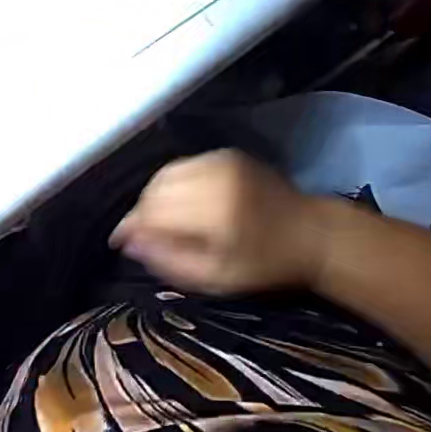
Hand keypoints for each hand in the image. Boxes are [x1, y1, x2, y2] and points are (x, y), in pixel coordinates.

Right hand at [109, 151, 333, 295]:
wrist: (311, 232)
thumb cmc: (265, 264)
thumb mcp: (216, 277)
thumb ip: (169, 261)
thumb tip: (129, 242)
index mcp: (213, 211)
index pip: (153, 211)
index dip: (131, 226)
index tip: (118, 242)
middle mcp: (215, 177)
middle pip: (155, 188)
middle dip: (142, 211)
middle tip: (141, 235)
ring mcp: (222, 160)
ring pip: (166, 172)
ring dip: (154, 195)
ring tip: (158, 220)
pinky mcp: (228, 154)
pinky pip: (184, 164)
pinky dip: (173, 181)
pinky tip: (179, 202)